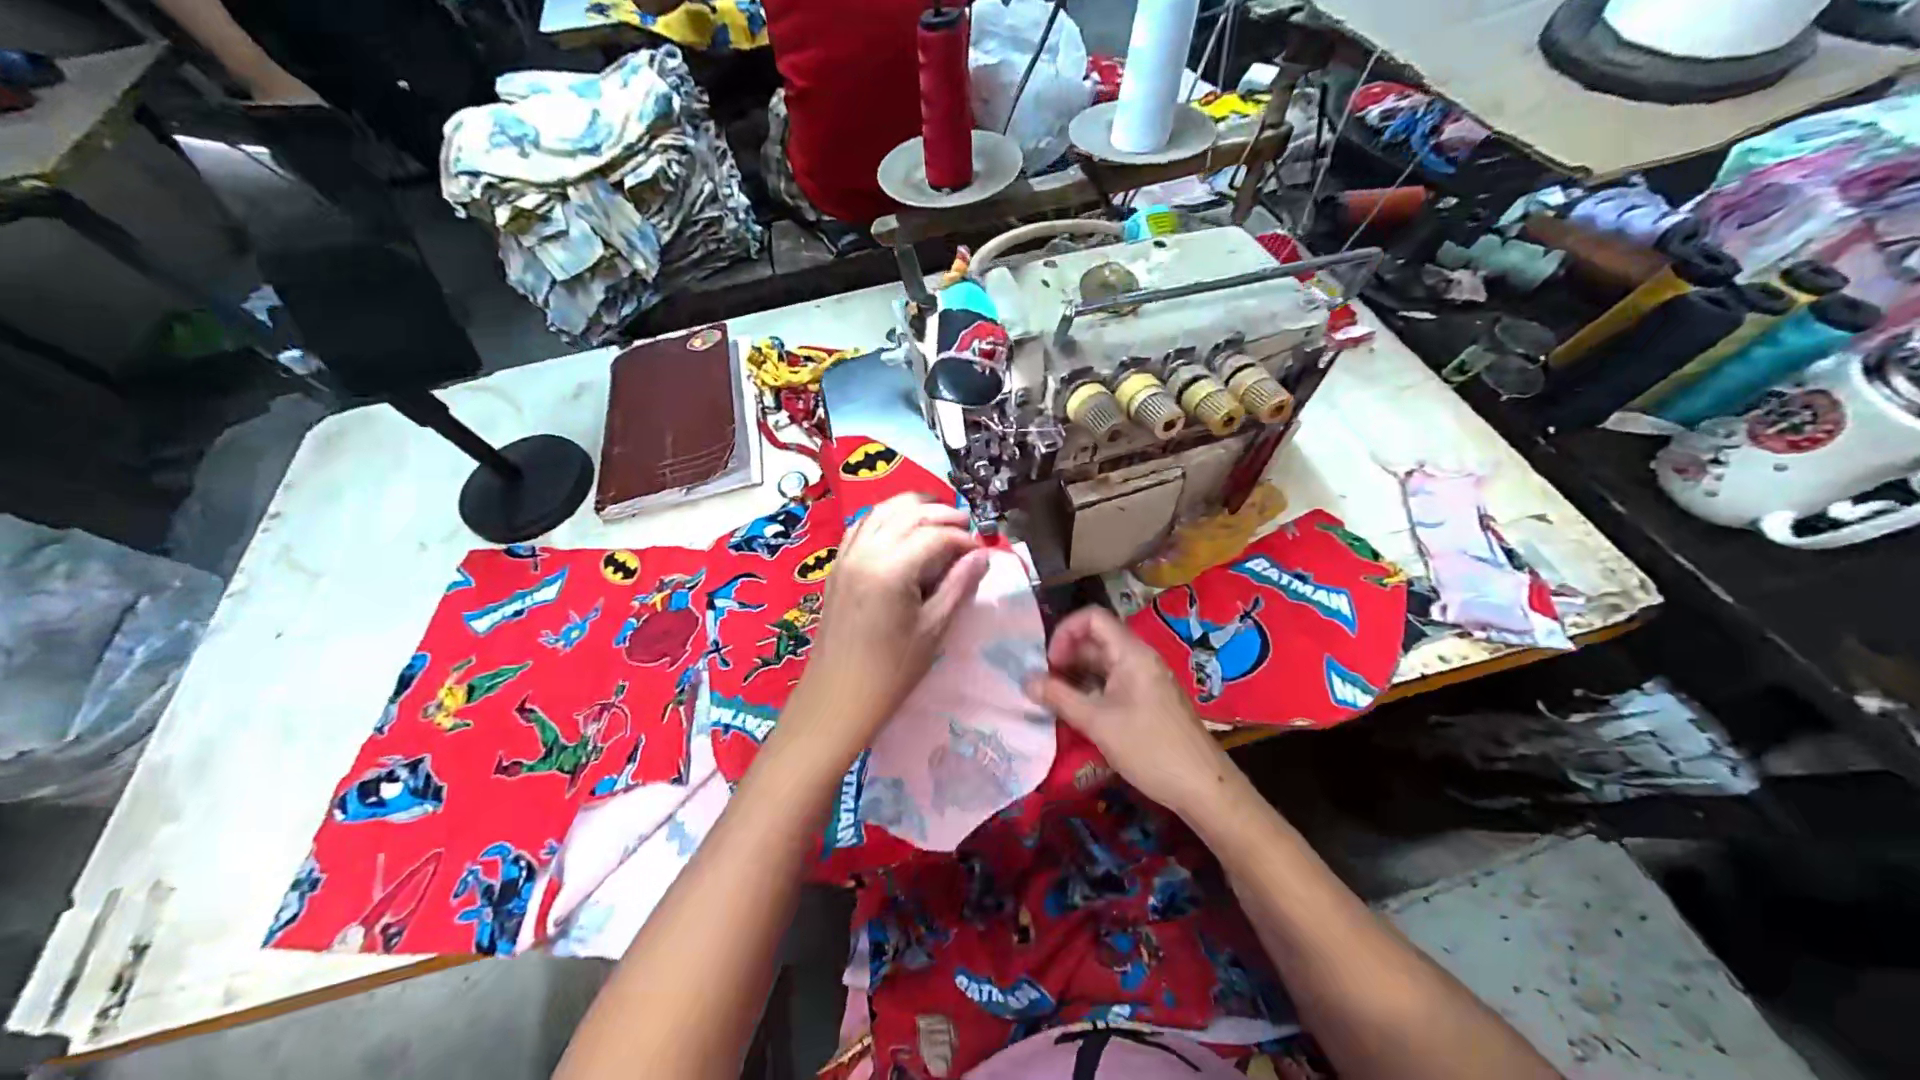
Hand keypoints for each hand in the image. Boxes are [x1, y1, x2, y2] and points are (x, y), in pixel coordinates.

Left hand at [794, 495, 988, 746]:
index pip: (936, 535)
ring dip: (913, 509)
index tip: (981, 554)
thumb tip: (982, 556)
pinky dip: (887, 519)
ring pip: (883, 511)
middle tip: (966, 528)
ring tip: (939, 522)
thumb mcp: (934, 629)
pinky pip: (863, 525)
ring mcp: (847, 556)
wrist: (837, 697)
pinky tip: (903, 532)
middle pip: (908, 512)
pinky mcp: (837, 565)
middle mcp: (866, 551)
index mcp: (891, 568)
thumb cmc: (891, 671)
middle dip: (942, 514)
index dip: (964, 540)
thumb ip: (959, 586)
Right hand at [1025, 606, 1241, 817]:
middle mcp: (1139, 659)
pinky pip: (1113, 682)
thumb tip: (1025, 680)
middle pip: (1096, 639)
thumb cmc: (1149, 748)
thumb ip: (1059, 698)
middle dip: (1065, 655)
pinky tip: (1076, 711)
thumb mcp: (1097, 723)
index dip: (1065, 631)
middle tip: (1044, 683)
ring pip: (1103, 663)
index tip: (1049, 662)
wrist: (1202, 785)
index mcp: (1131, 653)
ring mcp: (1145, 679)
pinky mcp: (1147, 699)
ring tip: (1054, 698)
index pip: (1093, 618)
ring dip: (1076, 675)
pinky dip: (1091, 689)